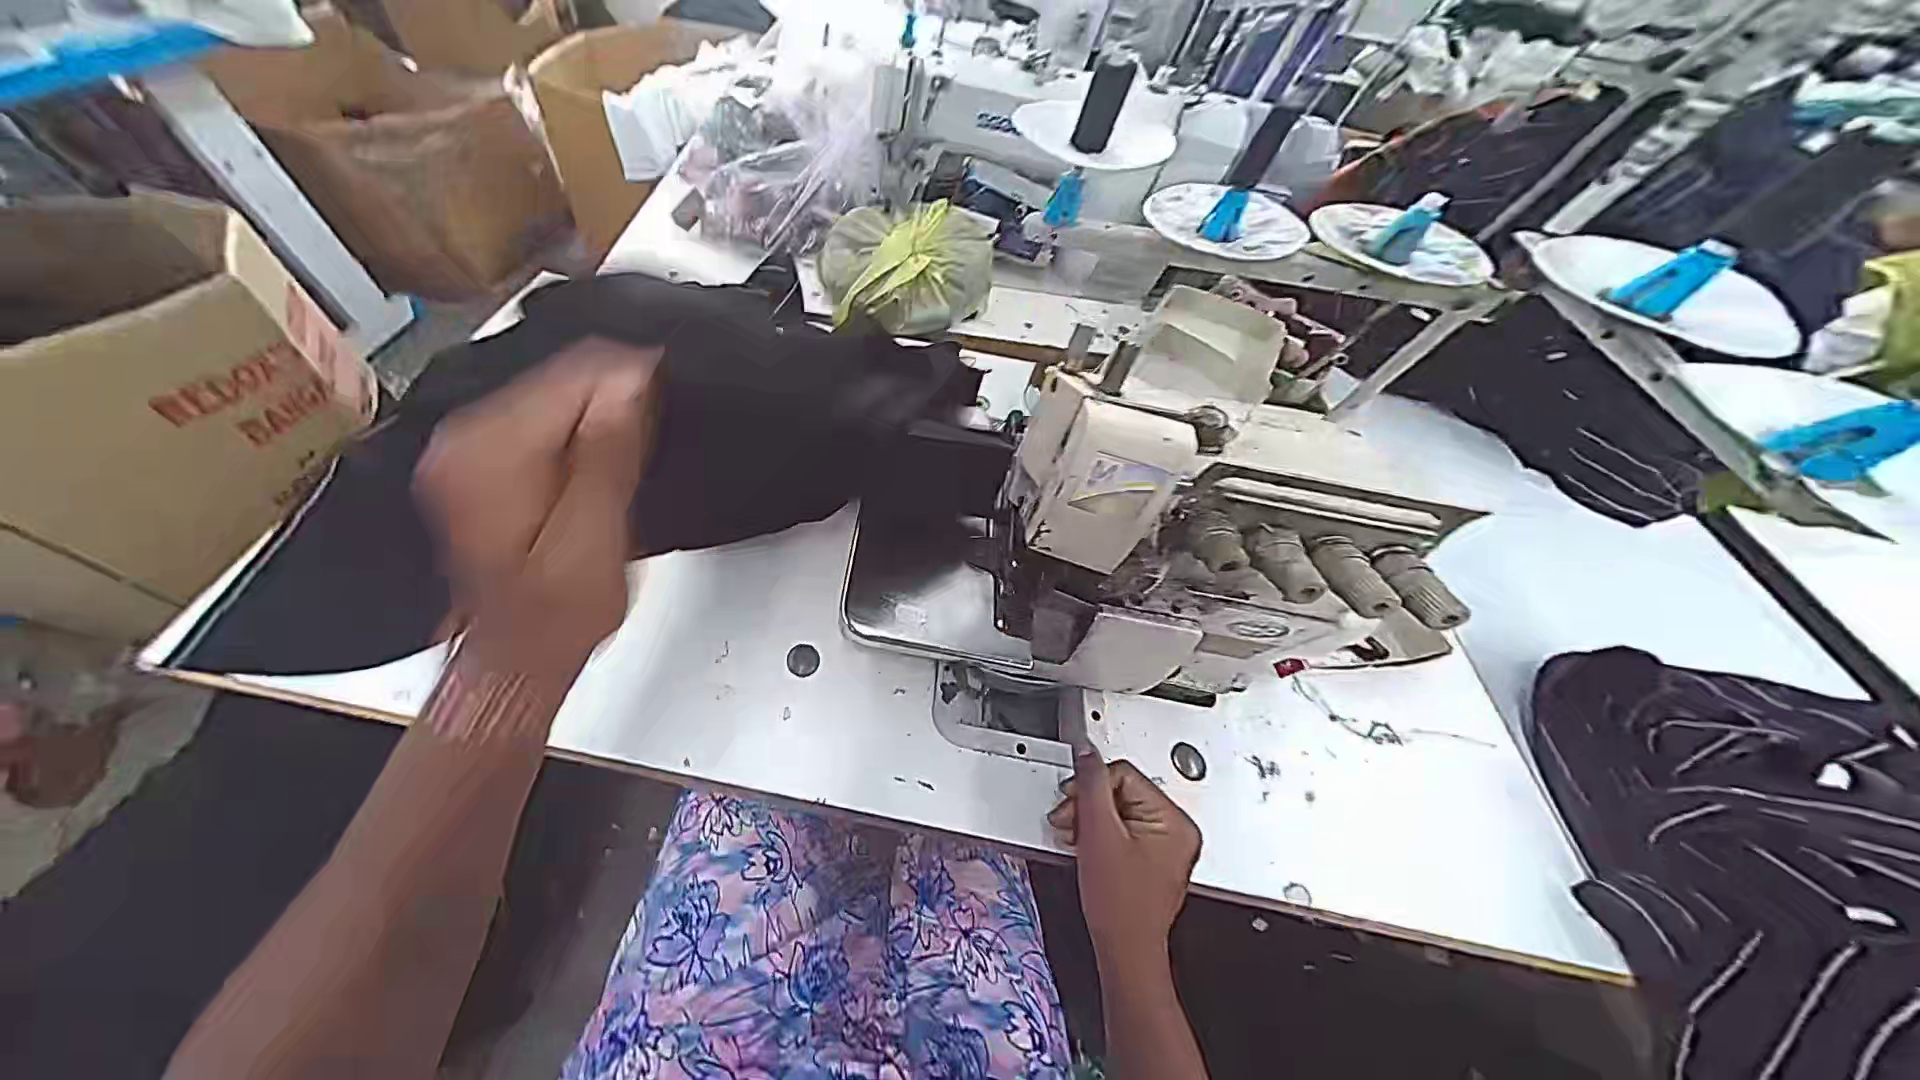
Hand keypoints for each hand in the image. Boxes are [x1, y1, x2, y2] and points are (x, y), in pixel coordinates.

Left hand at [414, 338, 657, 688]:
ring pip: (551, 393)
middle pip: (556, 377)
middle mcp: (464, 444)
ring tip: (642, 434)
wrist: (519, 653)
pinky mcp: (483, 462)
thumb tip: (631, 389)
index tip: (670, 377)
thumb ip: (610, 457)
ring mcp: (468, 452)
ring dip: (603, 407)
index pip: (570, 376)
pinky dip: (583, 425)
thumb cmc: (555, 613)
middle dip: (617, 388)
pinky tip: (609, 451)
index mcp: (488, 457)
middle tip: (662, 411)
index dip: (631, 373)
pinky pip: (542, 418)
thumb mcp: (595, 539)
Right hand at [1048, 753, 1201, 955]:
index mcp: (1174, 819)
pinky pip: (1121, 826)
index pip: (1123, 774)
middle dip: (1088, 804)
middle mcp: (1176, 828)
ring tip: (1077, 837)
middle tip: (1070, 821)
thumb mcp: (1099, 832)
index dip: (1091, 786)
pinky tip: (1086, 845)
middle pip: (1120, 790)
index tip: (1072, 801)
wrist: (1123, 951)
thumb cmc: (1119, 905)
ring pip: (1117, 807)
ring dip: (1090, 818)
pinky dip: (1099, 832)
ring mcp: (1165, 843)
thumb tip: (1087, 752)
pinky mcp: (1151, 855)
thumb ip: (1091, 784)